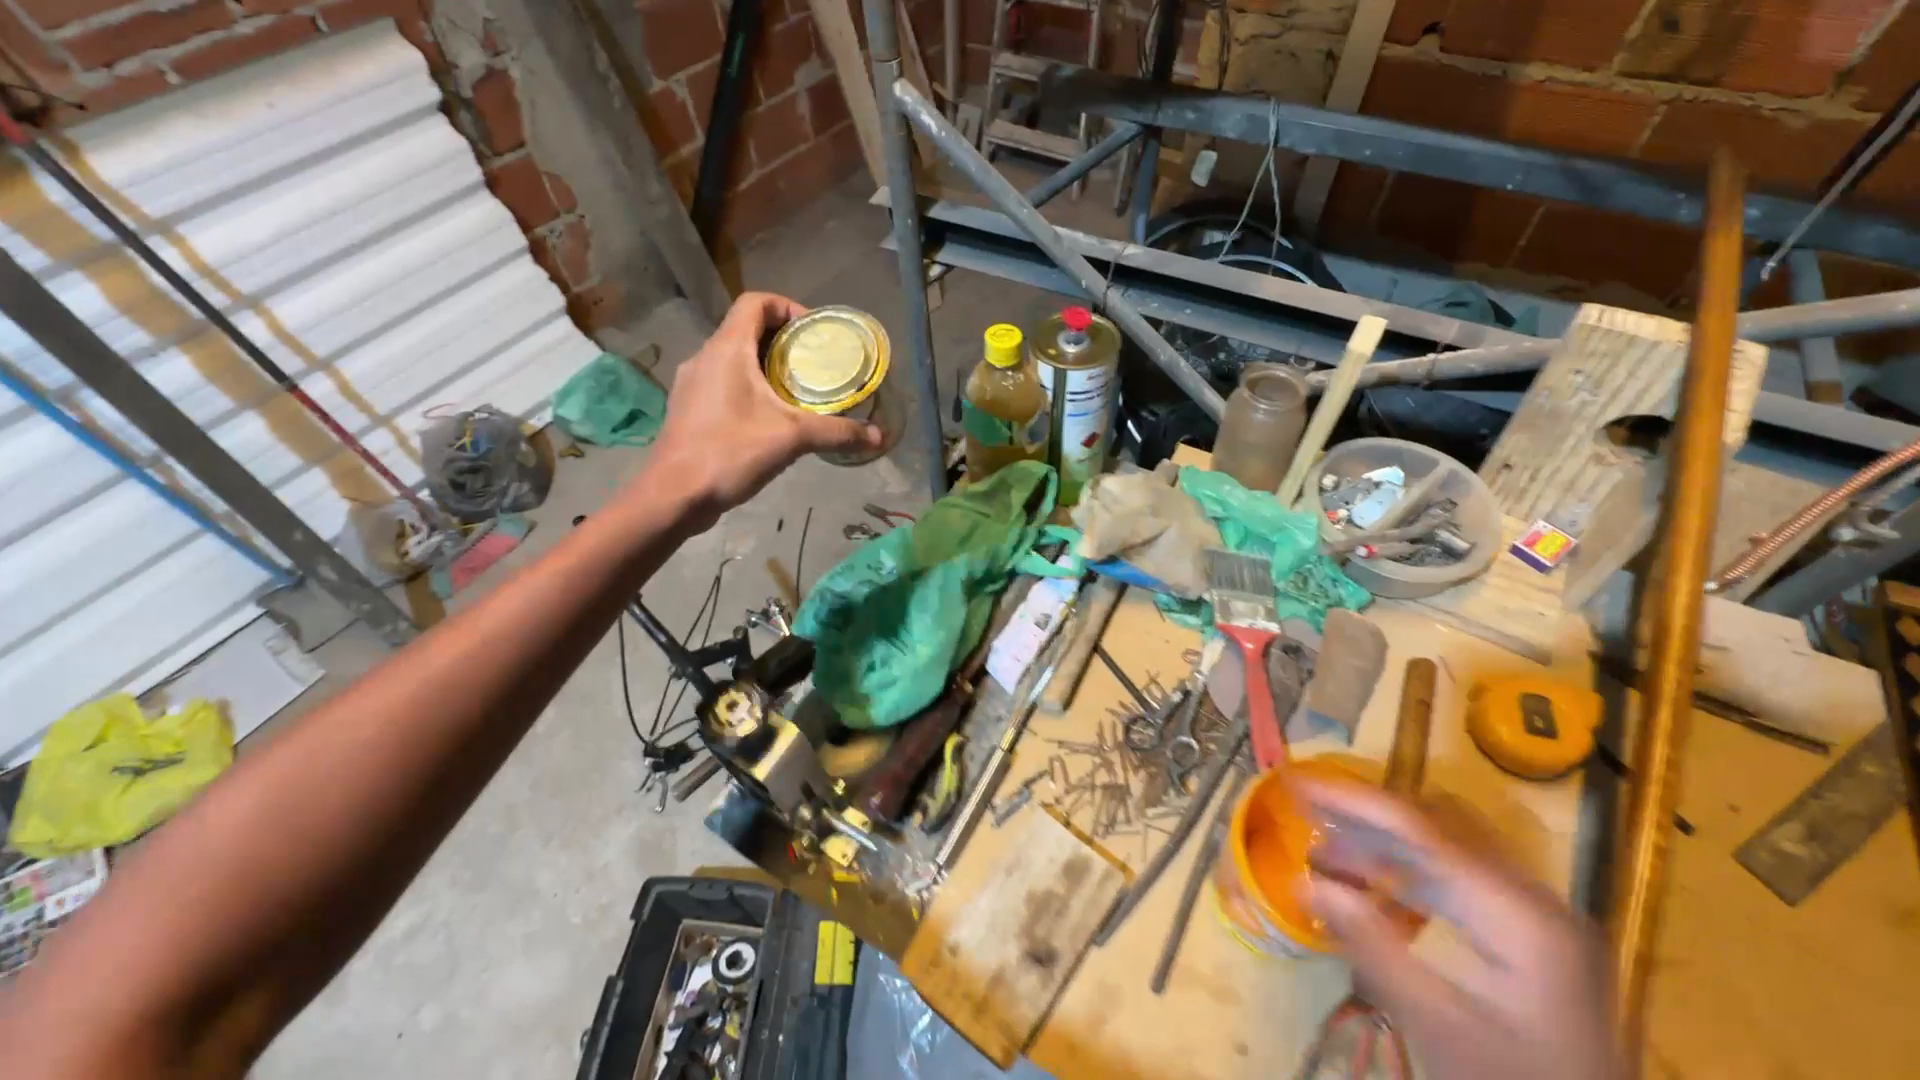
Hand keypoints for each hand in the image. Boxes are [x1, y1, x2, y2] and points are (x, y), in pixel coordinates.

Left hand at [649, 293, 882, 519]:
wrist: (674, 495)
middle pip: (746, 330)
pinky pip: (723, 384)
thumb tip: (877, 436)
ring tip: (796, 393)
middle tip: (813, 365)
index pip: (755, 302)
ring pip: (734, 360)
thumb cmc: (729, 452)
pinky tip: (768, 420)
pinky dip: (748, 390)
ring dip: (765, 368)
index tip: (812, 333)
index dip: (786, 307)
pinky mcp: (688, 409)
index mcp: (726, 349)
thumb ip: (836, 433)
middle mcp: (704, 357)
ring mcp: (692, 384)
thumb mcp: (791, 438)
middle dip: (782, 343)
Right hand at [1295, 776, 1622, 1079]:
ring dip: (1386, 844)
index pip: (1421, 830)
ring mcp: (1536, 917)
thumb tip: (1304, 881)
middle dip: (1368, 816)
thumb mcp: (1437, 1023)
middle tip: (1306, 813)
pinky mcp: (1531, 939)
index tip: (1298, 785)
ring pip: (1449, 851)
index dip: (1354, 801)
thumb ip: (1372, 946)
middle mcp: (1532, 898)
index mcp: (1518, 912)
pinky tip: (1370, 887)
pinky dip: (1410, 874)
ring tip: (1324, 850)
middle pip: (1439, 828)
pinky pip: (1462, 882)